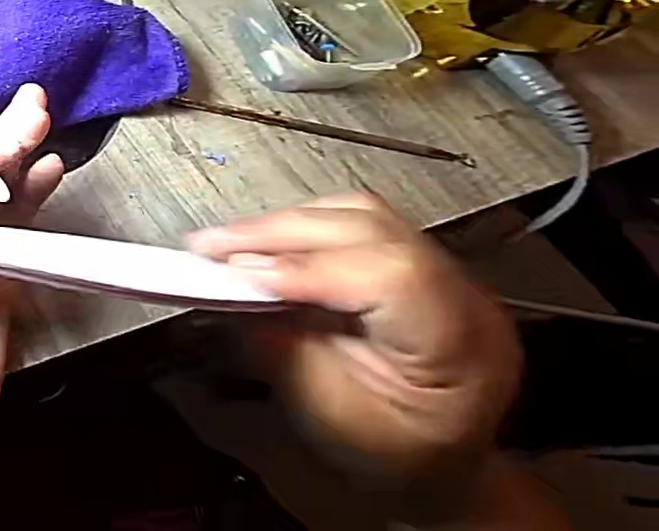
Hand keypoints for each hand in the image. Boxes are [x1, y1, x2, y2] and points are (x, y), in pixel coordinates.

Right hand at [188, 194, 520, 477]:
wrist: (424, 457)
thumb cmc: (381, 445)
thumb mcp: (323, 405)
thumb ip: (278, 335)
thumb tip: (235, 277)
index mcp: (458, 351)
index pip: (391, 276)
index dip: (304, 266)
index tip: (237, 272)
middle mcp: (459, 300)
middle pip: (366, 229)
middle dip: (274, 233)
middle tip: (209, 247)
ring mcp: (439, 272)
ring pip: (352, 212)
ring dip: (279, 223)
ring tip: (228, 243)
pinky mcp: (403, 257)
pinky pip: (345, 217)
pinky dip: (291, 224)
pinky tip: (259, 244)